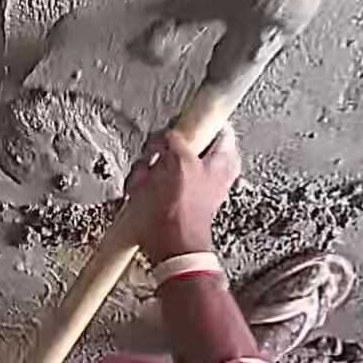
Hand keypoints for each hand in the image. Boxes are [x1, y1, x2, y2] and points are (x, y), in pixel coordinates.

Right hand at [125, 127, 241, 263]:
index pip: (215, 126)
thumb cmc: (181, 207)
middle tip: (157, 155)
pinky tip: (141, 189)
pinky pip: (148, 174)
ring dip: (147, 165)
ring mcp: (184, 180)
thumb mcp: (181, 161)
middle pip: (180, 139)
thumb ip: (177, 138)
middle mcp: (205, 168)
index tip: (177, 122)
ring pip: (160, 155)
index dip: (194, 121)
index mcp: (222, 159)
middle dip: (161, 146)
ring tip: (146, 178)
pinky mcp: (166, 192)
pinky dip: (141, 180)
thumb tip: (171, 130)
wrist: (167, 241)